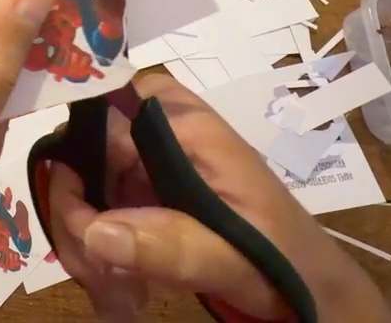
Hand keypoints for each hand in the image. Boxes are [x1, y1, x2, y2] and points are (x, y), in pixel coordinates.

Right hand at [45, 72, 390, 321]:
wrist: (317, 298)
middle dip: (72, 209)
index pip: (105, 93)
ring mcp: (144, 166)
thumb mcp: (238, 257)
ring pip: (80, 184)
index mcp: (181, 122)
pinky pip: (95, 214)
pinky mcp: (140, 198)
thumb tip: (94, 231)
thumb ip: (173, 244)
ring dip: (81, 242)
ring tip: (113, 295)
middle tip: (91, 273)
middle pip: (82, 146)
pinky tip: (120, 294)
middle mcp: (154, 133)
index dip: (76, 137)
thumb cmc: (288, 262)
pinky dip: (96, 255)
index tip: (74, 202)